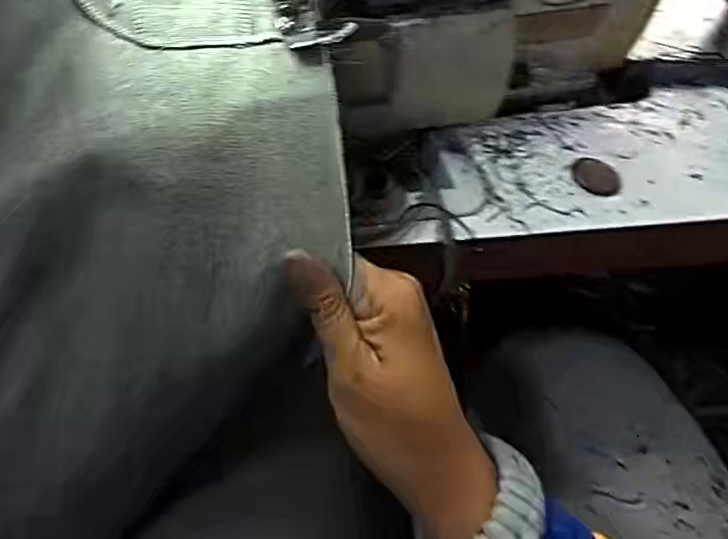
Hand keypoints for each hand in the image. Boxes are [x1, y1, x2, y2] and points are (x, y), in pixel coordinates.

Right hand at [286, 252, 497, 538]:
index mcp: (392, 290)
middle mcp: (402, 288)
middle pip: (341, 270)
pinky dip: (342, 324)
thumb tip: (297, 256)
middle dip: (316, 296)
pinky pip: (358, 307)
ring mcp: (403, 305)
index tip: (290, 296)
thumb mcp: (348, 367)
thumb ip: (323, 305)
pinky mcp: (399, 324)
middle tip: (307, 332)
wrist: (438, 471)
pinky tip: (336, 348)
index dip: (307, 274)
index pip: (336, 256)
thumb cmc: (398, 429)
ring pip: (347, 290)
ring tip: (322, 344)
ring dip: (328, 312)